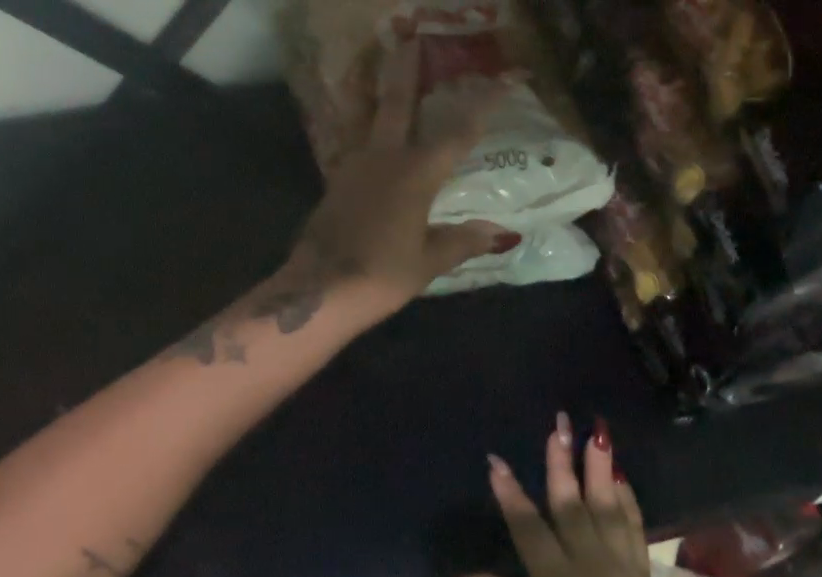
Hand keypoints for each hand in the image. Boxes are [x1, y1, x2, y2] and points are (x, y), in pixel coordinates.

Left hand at [294, 44, 516, 312]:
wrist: (320, 291)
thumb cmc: (381, 276)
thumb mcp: (426, 263)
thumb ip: (460, 242)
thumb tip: (498, 233)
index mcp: (416, 174)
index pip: (457, 135)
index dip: (481, 108)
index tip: (501, 81)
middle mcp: (384, 160)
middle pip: (396, 104)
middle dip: (405, 72)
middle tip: (408, 40)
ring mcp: (352, 170)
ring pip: (365, 121)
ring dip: (372, 94)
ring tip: (374, 72)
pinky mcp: (332, 187)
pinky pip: (350, 148)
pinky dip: (358, 134)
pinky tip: (362, 138)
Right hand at [466, 414, 686, 576]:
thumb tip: (470, 574)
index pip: (530, 531)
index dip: (512, 496)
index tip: (497, 463)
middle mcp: (592, 567)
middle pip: (574, 508)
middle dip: (562, 465)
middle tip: (557, 426)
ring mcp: (622, 568)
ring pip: (609, 509)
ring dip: (600, 470)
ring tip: (595, 435)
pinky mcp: (642, 574)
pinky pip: (635, 528)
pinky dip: (628, 500)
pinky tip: (620, 479)